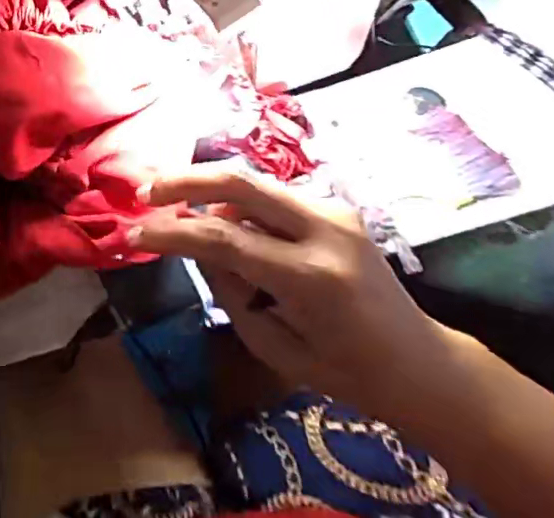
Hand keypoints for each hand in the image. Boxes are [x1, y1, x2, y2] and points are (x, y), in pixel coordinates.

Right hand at [129, 170, 447, 404]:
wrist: (420, 363)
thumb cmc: (345, 372)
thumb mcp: (273, 345)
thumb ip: (228, 289)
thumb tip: (194, 245)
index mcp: (310, 276)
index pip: (224, 239)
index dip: (172, 234)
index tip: (133, 235)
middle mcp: (324, 229)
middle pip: (239, 181)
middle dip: (184, 181)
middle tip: (147, 193)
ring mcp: (334, 210)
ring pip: (253, 184)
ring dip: (212, 195)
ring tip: (188, 221)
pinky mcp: (336, 205)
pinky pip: (272, 196)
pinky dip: (242, 206)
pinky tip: (235, 230)